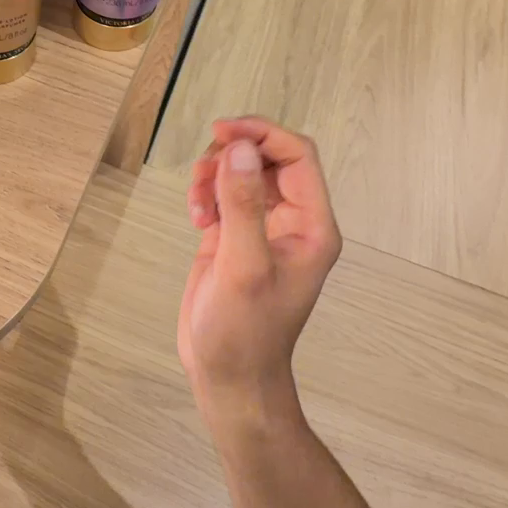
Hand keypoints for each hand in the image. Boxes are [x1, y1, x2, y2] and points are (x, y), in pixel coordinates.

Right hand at [179, 117, 340, 410]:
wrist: (228, 376)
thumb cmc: (244, 331)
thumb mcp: (243, 267)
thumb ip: (242, 206)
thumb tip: (239, 149)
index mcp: (312, 225)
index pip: (297, 156)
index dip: (262, 134)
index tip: (221, 131)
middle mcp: (292, 220)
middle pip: (267, 158)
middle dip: (232, 155)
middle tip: (200, 173)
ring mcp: (263, 227)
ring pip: (241, 171)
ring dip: (213, 174)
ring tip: (196, 206)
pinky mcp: (235, 235)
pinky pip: (223, 192)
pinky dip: (205, 193)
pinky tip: (195, 218)